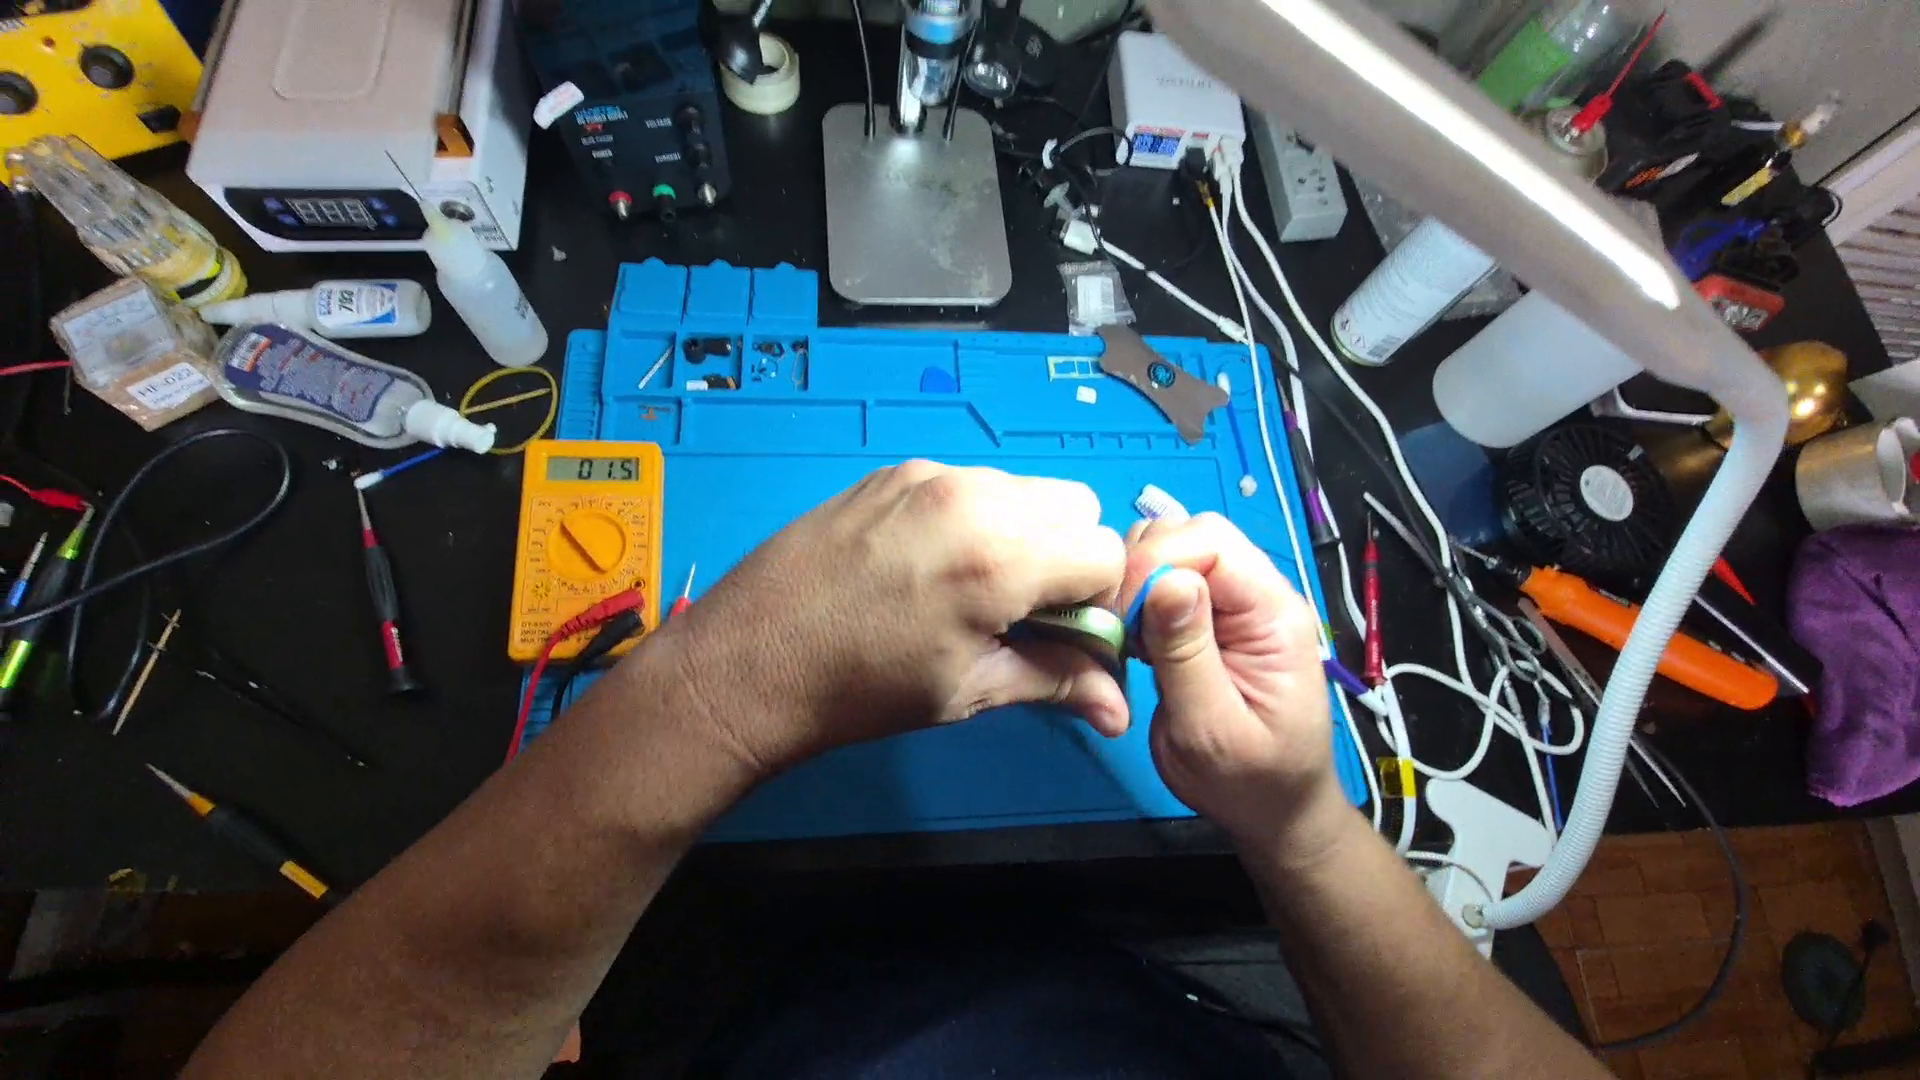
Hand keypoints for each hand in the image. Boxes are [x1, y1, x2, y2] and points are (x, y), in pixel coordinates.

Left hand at [652, 461, 1129, 776]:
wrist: (747, 662)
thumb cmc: (861, 692)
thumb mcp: (968, 692)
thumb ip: (1056, 683)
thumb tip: (1121, 711)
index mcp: (1000, 558)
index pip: (1107, 552)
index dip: (1096, 598)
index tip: (1059, 630)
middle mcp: (973, 498)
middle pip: (1075, 505)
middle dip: (1066, 555)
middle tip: (1018, 606)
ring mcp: (928, 475)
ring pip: (1021, 489)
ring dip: (1022, 533)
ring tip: (967, 584)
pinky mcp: (893, 471)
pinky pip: (968, 483)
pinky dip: (974, 517)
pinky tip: (926, 561)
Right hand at [1121, 513, 1353, 862]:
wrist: (1272, 811)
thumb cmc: (1250, 782)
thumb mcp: (1213, 729)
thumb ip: (1188, 655)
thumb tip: (1165, 583)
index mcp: (1273, 614)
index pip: (1210, 541)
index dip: (1155, 563)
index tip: (1120, 613)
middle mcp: (1255, 595)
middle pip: (1188, 534)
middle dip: (1140, 567)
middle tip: (1117, 626)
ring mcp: (1230, 604)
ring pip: (1169, 551)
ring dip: (1133, 583)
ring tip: (1123, 635)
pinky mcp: (1204, 619)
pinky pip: (1160, 583)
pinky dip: (1133, 601)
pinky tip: (1129, 639)